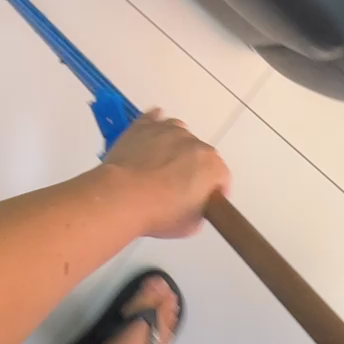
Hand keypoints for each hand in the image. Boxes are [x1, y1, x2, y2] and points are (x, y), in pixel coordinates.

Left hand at [99, 109, 230, 238]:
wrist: (122, 195)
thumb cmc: (160, 213)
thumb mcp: (192, 224)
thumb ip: (201, 208)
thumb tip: (193, 201)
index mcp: (210, 164)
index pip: (222, 176)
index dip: (215, 191)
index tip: (205, 202)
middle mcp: (192, 141)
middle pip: (201, 153)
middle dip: (195, 168)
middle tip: (179, 186)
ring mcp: (166, 129)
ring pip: (179, 133)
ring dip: (177, 146)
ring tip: (163, 163)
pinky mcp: (143, 125)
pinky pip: (155, 118)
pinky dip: (157, 125)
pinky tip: (152, 135)